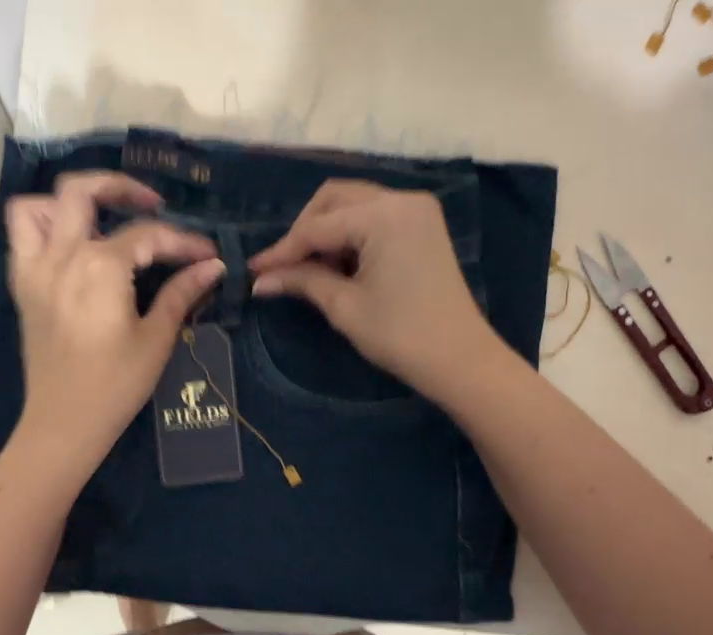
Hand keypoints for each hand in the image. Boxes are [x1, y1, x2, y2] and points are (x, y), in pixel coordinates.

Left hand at [7, 171, 223, 471]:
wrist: (64, 423)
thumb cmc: (114, 386)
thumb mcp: (155, 340)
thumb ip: (180, 294)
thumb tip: (212, 267)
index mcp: (100, 267)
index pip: (148, 235)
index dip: (183, 242)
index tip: (208, 255)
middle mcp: (62, 255)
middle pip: (82, 190)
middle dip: (121, 187)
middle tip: (150, 206)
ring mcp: (36, 270)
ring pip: (38, 206)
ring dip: (68, 203)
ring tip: (98, 221)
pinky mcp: (23, 288)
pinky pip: (21, 239)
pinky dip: (42, 228)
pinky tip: (70, 249)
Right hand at [249, 181, 503, 395]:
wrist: (458, 357)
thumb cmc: (399, 335)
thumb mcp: (344, 307)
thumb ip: (303, 282)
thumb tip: (261, 280)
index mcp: (383, 216)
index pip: (318, 225)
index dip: (282, 250)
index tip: (254, 270)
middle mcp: (401, 199)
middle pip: (335, 199)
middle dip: (304, 231)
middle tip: (284, 269)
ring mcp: (416, 210)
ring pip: (353, 205)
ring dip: (326, 232)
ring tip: (311, 271)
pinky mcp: (422, 226)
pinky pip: (374, 217)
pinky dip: (350, 235)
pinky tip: (338, 266)